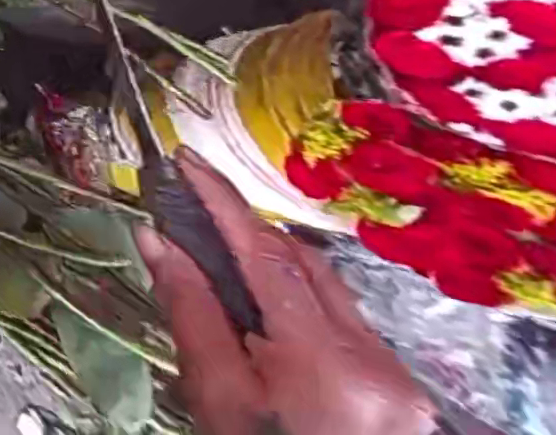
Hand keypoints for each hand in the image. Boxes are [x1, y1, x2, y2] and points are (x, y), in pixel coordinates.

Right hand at [137, 150, 435, 434]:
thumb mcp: (215, 394)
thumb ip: (189, 307)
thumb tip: (154, 236)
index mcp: (329, 364)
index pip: (266, 254)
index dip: (222, 199)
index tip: (186, 160)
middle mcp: (379, 363)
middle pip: (302, 262)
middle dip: (244, 227)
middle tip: (190, 207)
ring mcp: (400, 380)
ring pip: (325, 287)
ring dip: (269, 260)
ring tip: (216, 252)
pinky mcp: (401, 392)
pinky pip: (340, 318)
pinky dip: (293, 296)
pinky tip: (259, 307)